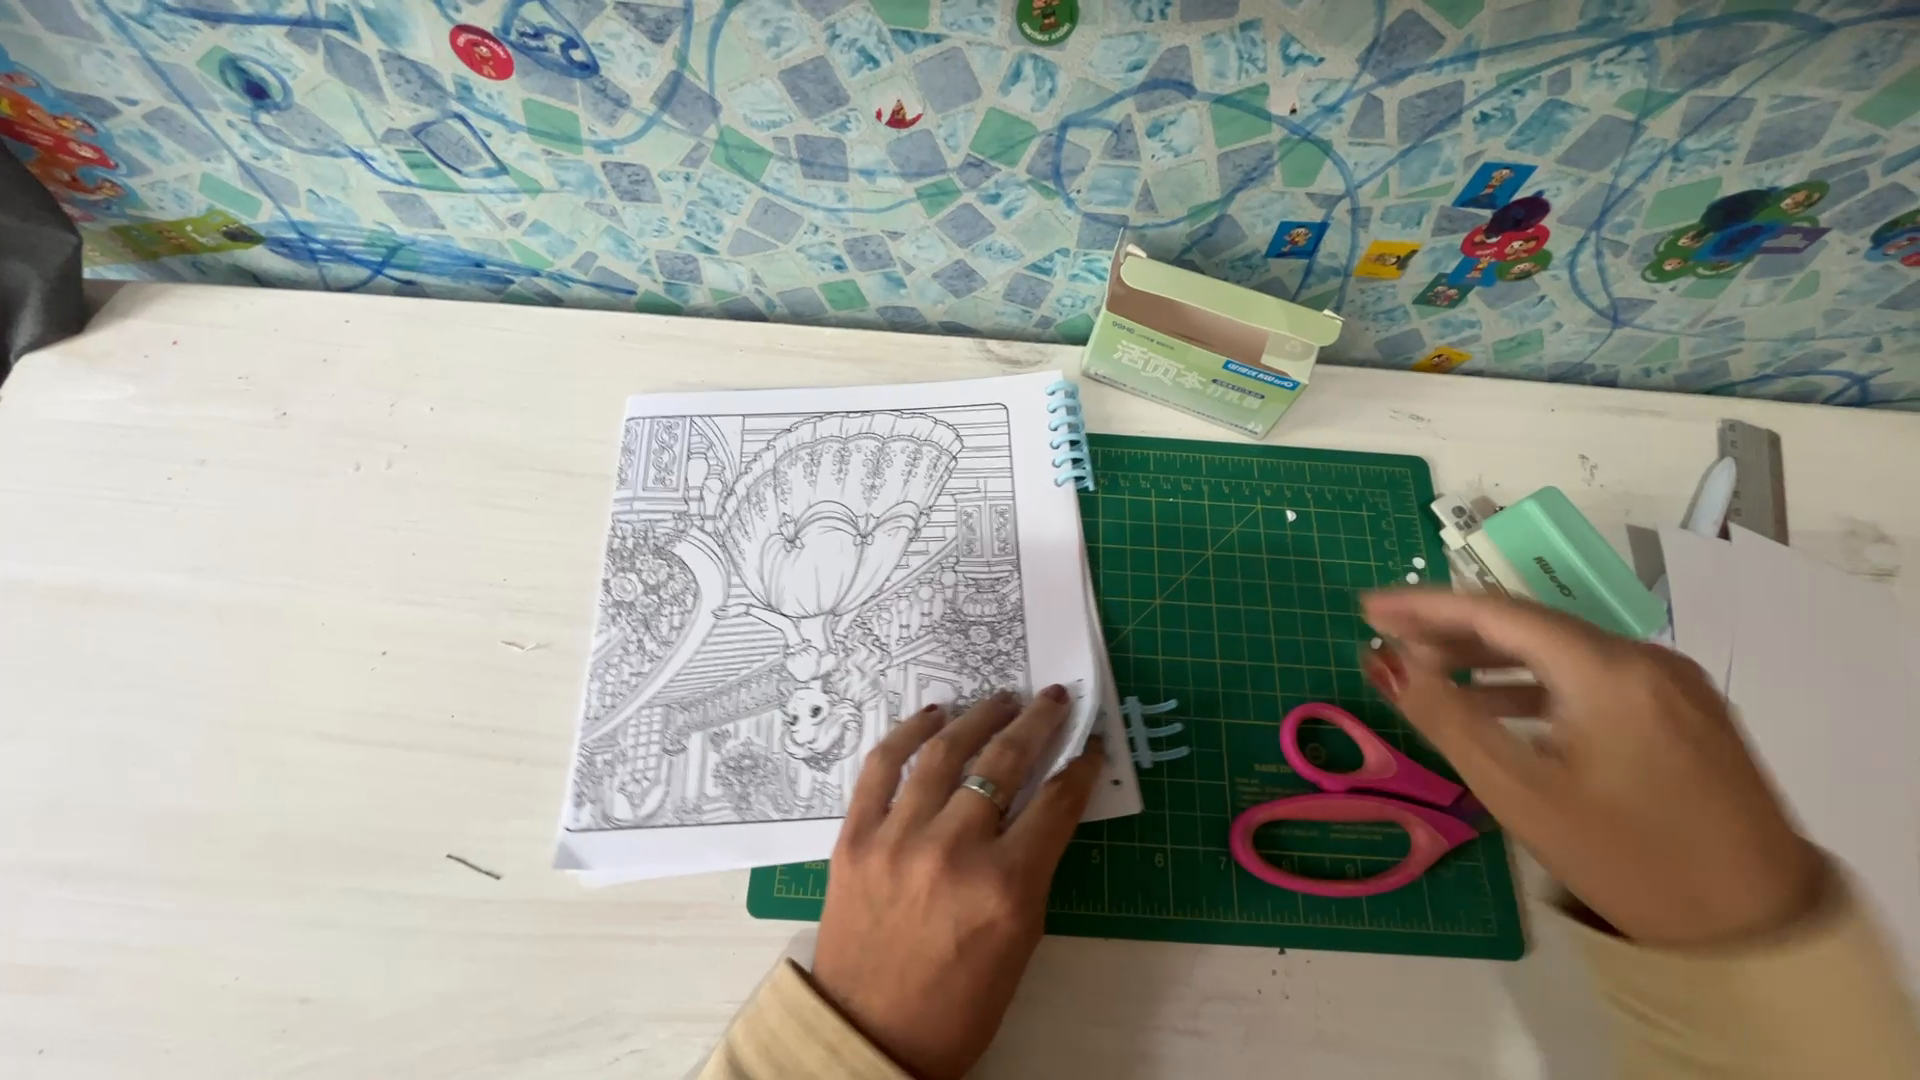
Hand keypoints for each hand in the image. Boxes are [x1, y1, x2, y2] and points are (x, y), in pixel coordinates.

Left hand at [809, 688, 1102, 1079]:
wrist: (871, 1032)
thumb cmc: (961, 999)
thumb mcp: (1021, 936)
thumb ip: (1034, 863)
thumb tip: (1046, 798)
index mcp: (1005, 888)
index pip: (1055, 803)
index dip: (1079, 766)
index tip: (1089, 744)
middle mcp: (952, 851)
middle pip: (1003, 763)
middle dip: (1036, 723)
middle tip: (1051, 698)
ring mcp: (897, 838)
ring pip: (943, 752)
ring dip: (979, 717)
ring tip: (1000, 699)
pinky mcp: (854, 836)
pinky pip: (881, 766)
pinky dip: (908, 732)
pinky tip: (934, 714)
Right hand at [1361, 588, 1824, 948]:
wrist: (1757, 929)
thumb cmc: (1624, 858)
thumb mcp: (1517, 789)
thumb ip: (1445, 717)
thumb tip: (1387, 663)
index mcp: (1607, 670)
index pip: (1496, 613)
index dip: (1423, 605)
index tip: (1367, 607)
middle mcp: (1644, 659)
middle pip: (1527, 624)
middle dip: (1450, 629)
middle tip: (1389, 638)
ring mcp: (1669, 683)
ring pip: (1557, 649)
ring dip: (1487, 656)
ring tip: (1428, 670)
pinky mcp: (1681, 710)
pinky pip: (1587, 675)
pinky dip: (1531, 681)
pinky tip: (1493, 703)